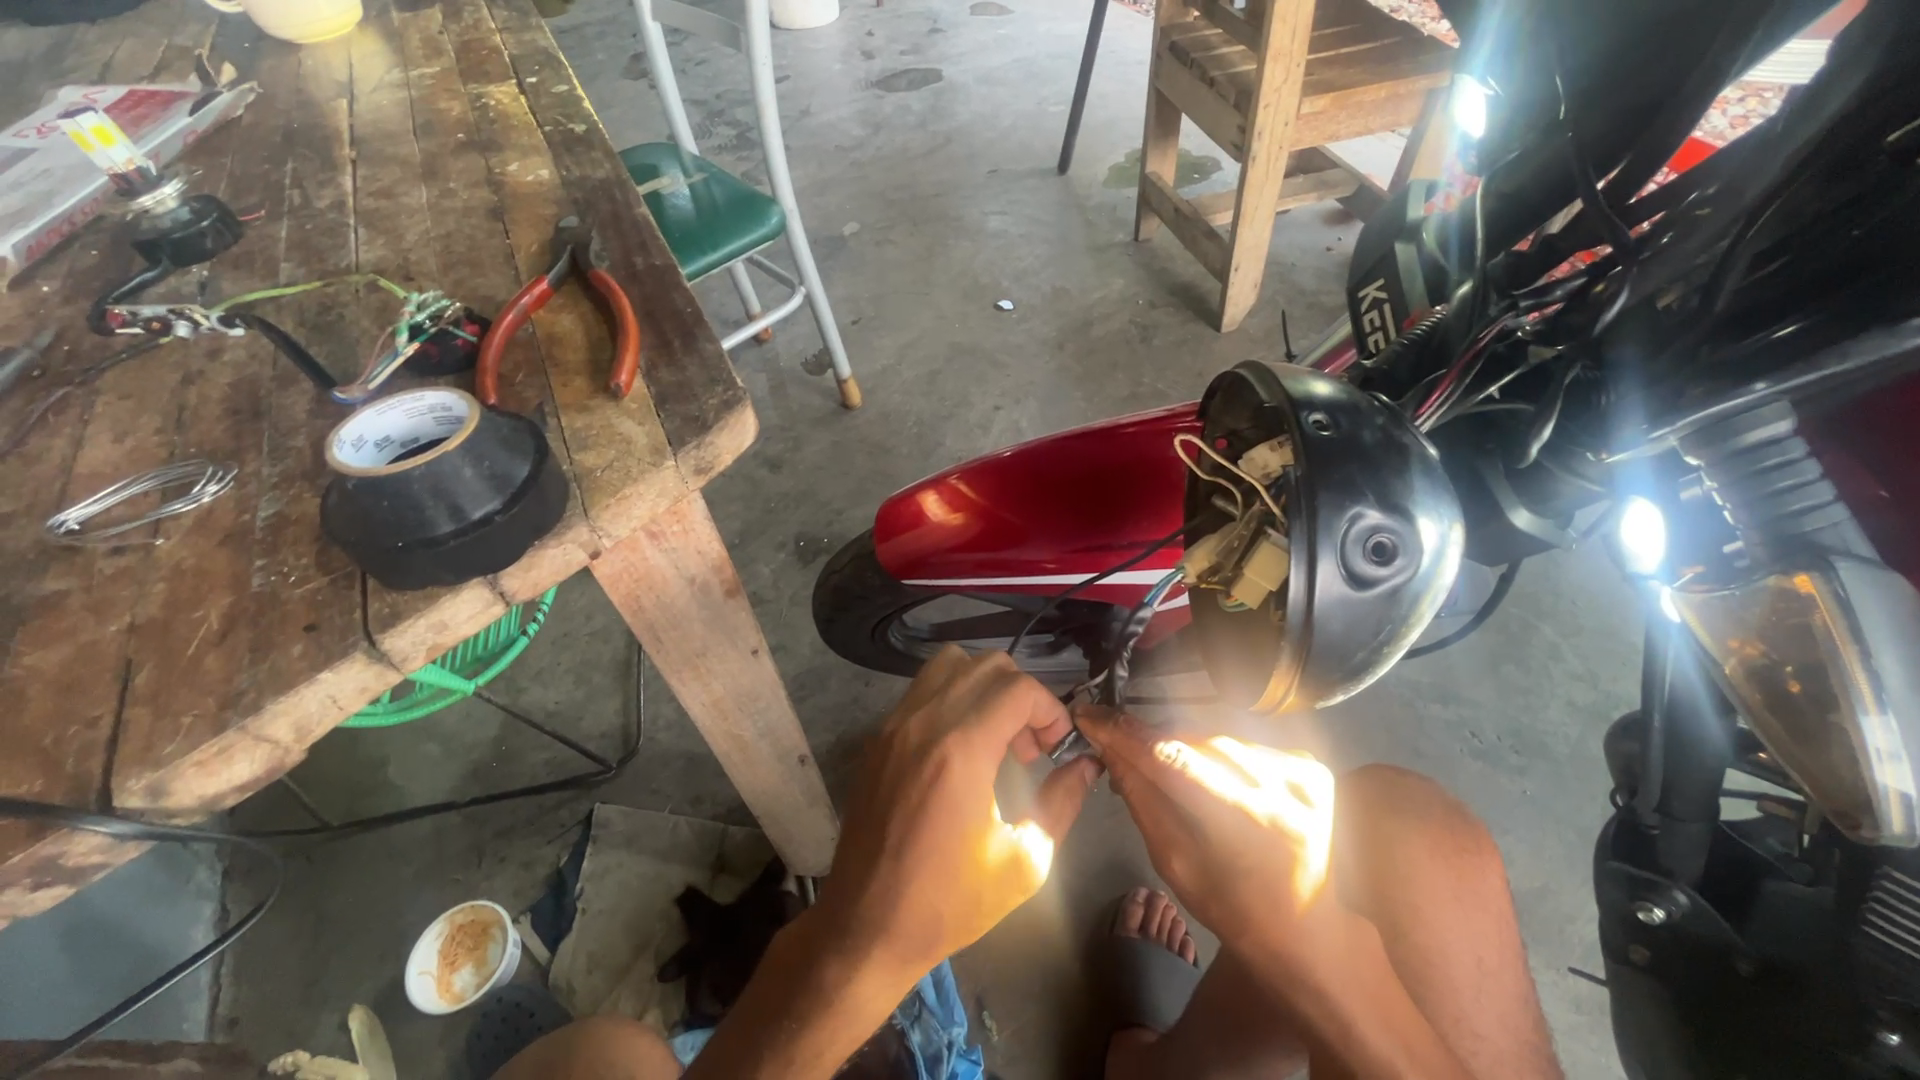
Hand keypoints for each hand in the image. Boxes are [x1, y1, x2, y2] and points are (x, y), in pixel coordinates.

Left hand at [817, 646, 1102, 975]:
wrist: (867, 925)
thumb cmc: (950, 901)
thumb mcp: (1024, 861)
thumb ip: (1062, 802)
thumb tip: (1087, 765)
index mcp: (961, 748)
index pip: (1018, 687)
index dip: (1050, 709)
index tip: (1056, 748)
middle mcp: (923, 722)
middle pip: (986, 665)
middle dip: (1021, 695)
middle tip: (1029, 748)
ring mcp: (893, 726)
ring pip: (948, 665)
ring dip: (984, 688)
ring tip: (994, 738)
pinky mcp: (877, 740)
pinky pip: (921, 691)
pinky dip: (951, 699)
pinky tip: (960, 750)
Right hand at [1076, 709, 1336, 956]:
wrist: (1304, 928)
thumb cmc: (1231, 907)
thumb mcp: (1174, 863)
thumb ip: (1144, 802)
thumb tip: (1110, 751)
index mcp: (1246, 825)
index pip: (1169, 761)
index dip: (1123, 735)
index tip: (1089, 715)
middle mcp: (1283, 789)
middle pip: (1196, 742)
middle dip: (1149, 737)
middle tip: (1114, 737)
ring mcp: (1304, 773)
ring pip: (1221, 737)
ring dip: (1182, 742)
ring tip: (1154, 756)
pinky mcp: (1311, 766)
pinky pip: (1246, 743)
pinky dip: (1216, 750)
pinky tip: (1201, 766)